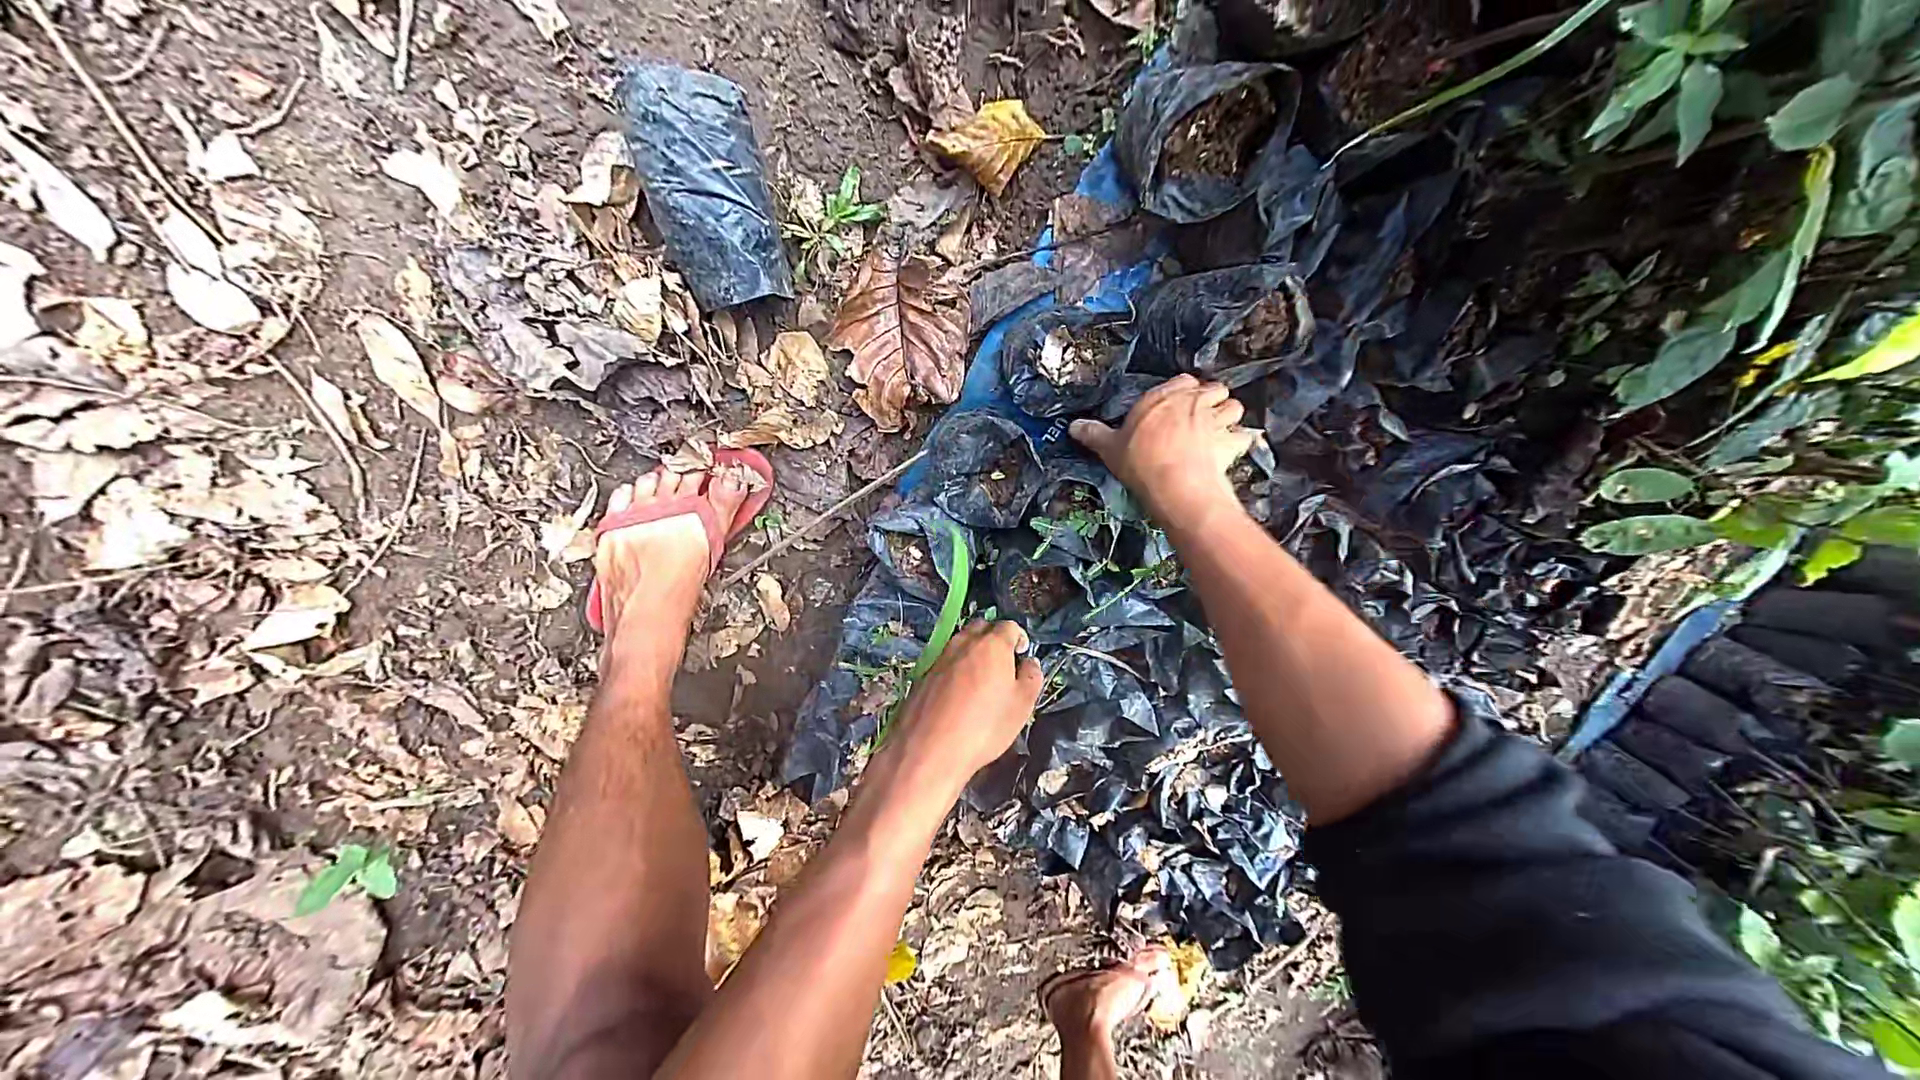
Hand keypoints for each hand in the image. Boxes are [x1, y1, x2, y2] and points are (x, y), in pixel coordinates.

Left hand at [890, 620, 1043, 779]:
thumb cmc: (984, 727)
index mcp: (991, 645)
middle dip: (994, 638)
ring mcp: (940, 658)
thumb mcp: (1022, 705)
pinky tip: (959, 695)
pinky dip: (956, 669)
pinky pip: (945, 663)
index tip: (1022, 653)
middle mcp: (963, 643)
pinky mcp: (923, 675)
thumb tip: (1029, 662)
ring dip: (973, 653)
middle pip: (981, 628)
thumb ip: (1031, 677)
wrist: (929, 750)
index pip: (1009, 626)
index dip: (1019, 637)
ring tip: (981, 680)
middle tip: (1003, 663)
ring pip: (960, 644)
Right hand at [1069, 374, 1255, 528]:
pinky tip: (1231, 449)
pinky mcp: (1231, 442)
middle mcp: (1193, 402)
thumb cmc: (1141, 462)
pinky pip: (1244, 436)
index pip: (1182, 381)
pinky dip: (1240, 441)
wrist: (1175, 485)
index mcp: (1163, 396)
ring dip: (1228, 416)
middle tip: (1198, 417)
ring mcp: (1216, 420)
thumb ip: (1094, 434)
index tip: (1175, 405)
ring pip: (1234, 407)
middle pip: (1213, 389)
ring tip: (1218, 429)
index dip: (1182, 392)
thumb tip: (1074, 426)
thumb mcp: (1110, 448)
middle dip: (1210, 400)